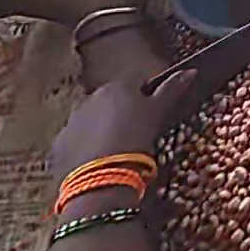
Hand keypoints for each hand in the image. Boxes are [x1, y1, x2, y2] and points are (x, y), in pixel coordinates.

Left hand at [49, 70, 196, 181]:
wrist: (100, 180)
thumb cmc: (134, 140)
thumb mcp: (157, 114)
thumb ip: (172, 90)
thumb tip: (190, 70)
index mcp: (117, 87)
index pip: (135, 84)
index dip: (145, 98)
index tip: (151, 115)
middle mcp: (90, 98)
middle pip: (110, 101)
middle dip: (120, 113)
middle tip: (135, 135)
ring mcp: (71, 121)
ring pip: (91, 121)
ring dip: (101, 131)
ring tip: (115, 152)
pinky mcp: (59, 144)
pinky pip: (75, 142)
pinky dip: (84, 149)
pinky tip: (96, 163)